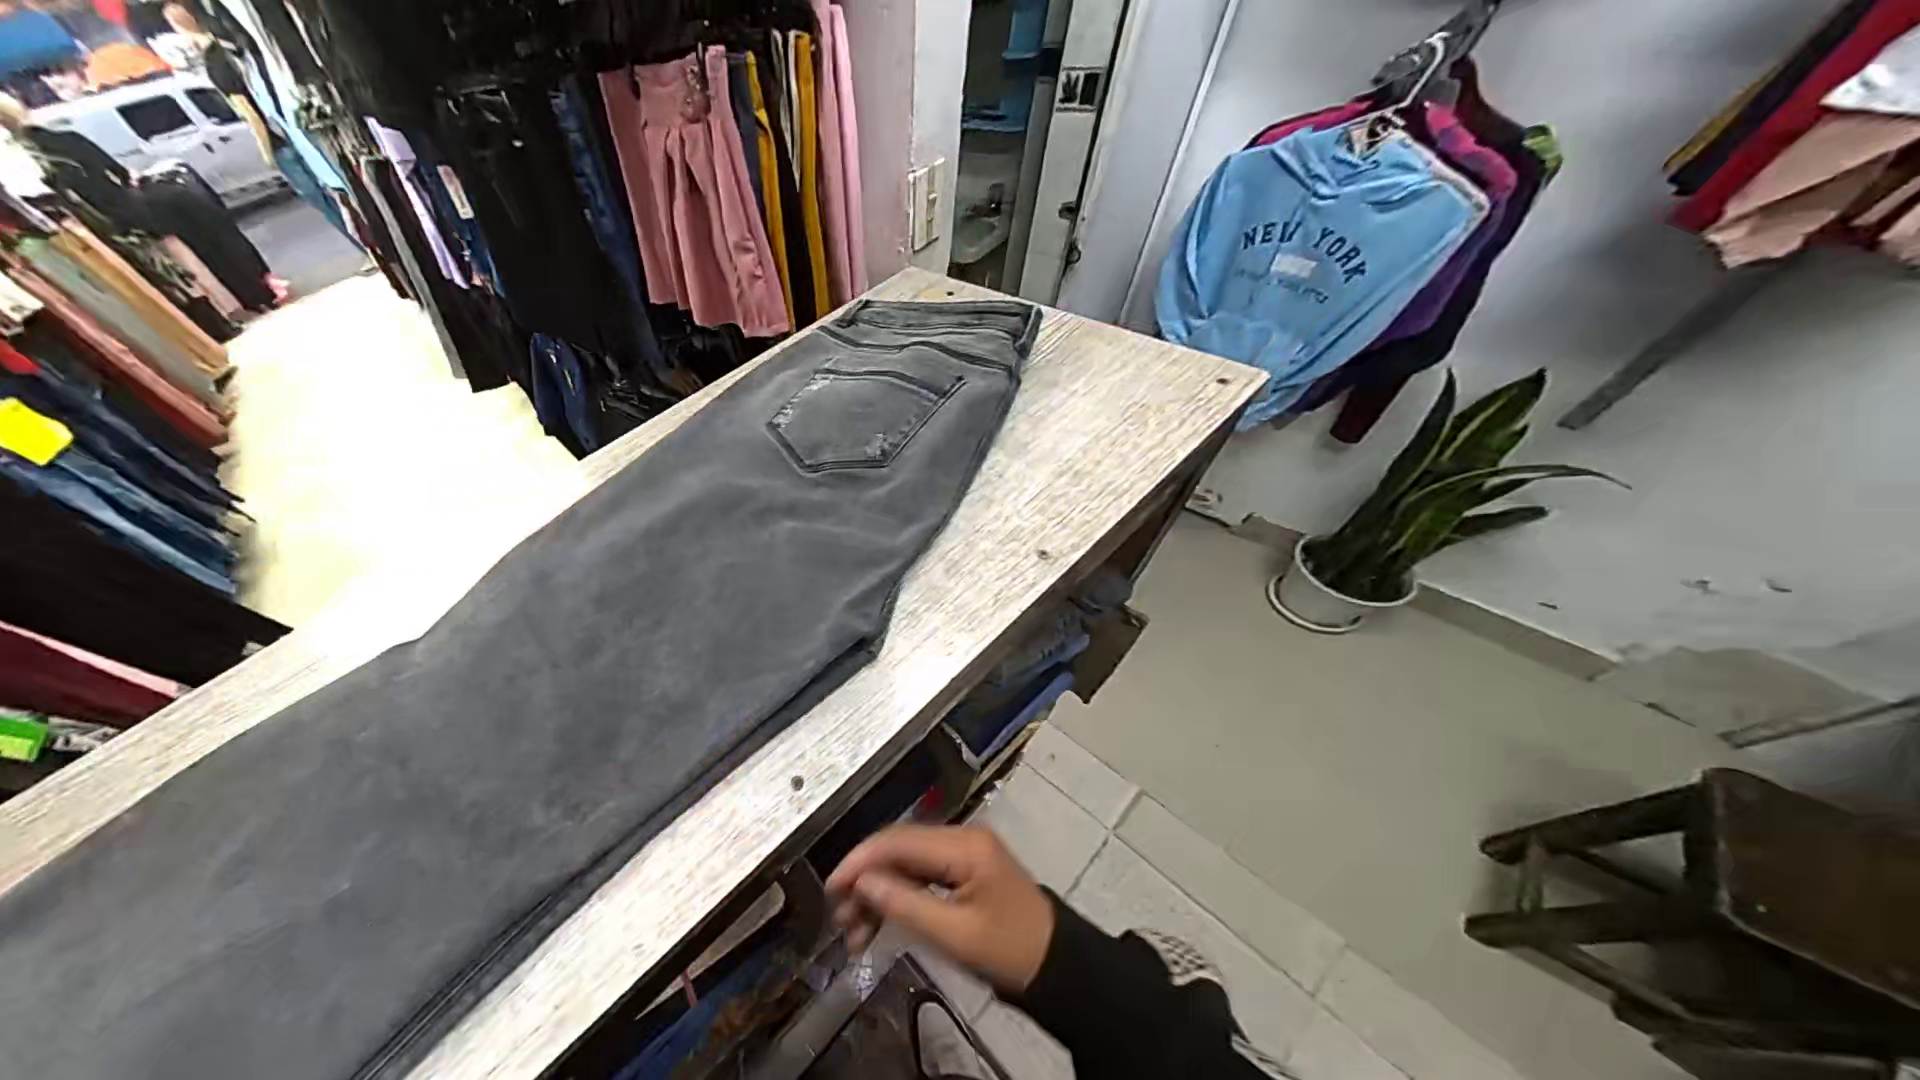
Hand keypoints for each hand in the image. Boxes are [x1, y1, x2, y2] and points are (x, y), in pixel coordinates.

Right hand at [826, 824, 1054, 993]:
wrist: (1056, 964)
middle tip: (841, 917)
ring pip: (907, 863)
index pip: (900, 840)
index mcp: (965, 845)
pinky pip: (922, 875)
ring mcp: (964, 853)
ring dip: (879, 892)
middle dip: (867, 880)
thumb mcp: (955, 934)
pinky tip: (878, 924)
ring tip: (855, 931)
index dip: (861, 860)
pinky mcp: (964, 870)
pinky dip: (899, 897)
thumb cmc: (1008, 950)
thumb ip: (906, 904)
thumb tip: (862, 881)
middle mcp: (962, 839)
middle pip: (901, 849)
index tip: (832, 886)